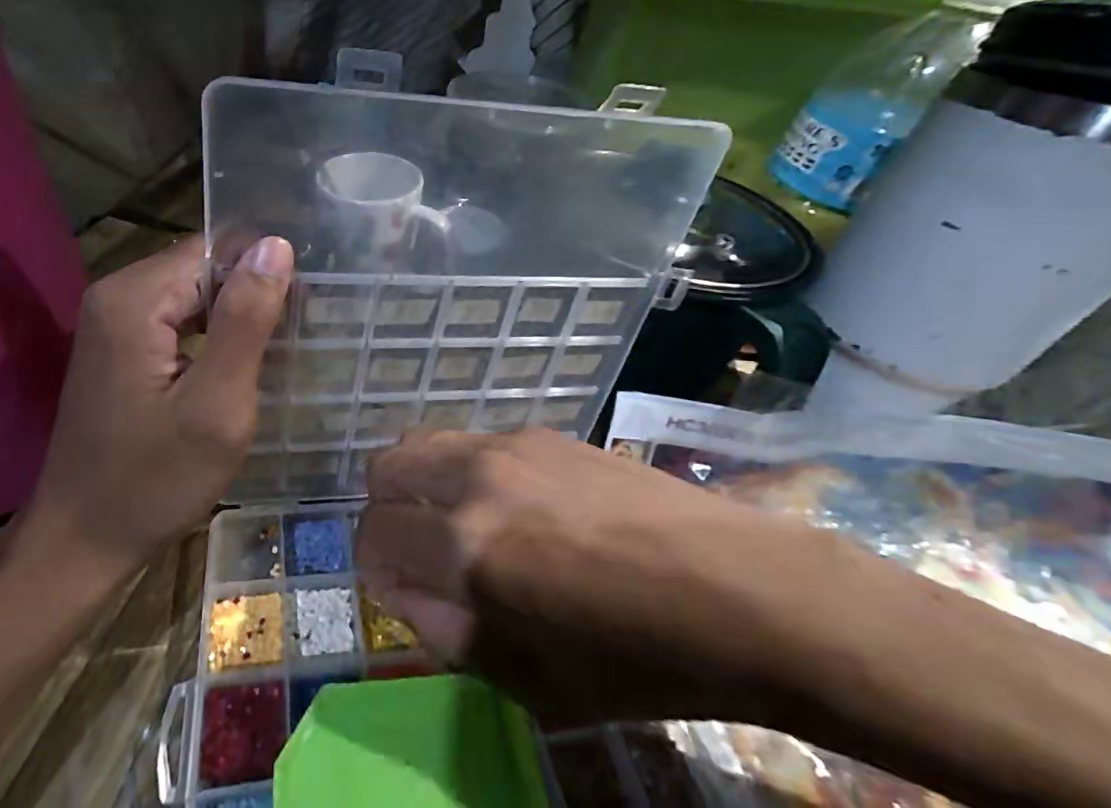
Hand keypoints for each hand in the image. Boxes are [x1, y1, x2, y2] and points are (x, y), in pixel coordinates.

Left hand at [17, 236, 292, 579]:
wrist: (83, 542)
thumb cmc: (155, 481)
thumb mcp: (216, 404)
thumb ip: (246, 320)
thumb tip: (275, 245)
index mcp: (135, 299)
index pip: (218, 249)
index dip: (266, 272)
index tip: (307, 308)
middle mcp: (116, 294)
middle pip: (205, 266)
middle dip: (253, 292)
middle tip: (298, 334)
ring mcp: (113, 320)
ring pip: (196, 291)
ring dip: (238, 313)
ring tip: (280, 347)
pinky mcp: (120, 345)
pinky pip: (181, 317)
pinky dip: (216, 332)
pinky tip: (242, 363)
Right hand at [356, 427, 838, 728]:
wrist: (737, 588)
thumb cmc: (635, 656)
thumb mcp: (528, 678)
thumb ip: (444, 629)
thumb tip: (405, 586)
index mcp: (464, 544)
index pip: (373, 535)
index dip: (376, 569)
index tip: (405, 590)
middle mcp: (478, 476)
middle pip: (388, 466)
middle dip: (388, 511)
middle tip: (422, 552)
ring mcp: (516, 443)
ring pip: (430, 441)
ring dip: (426, 483)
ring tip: (466, 526)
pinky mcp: (552, 433)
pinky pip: (481, 442)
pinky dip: (472, 471)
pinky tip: (521, 508)